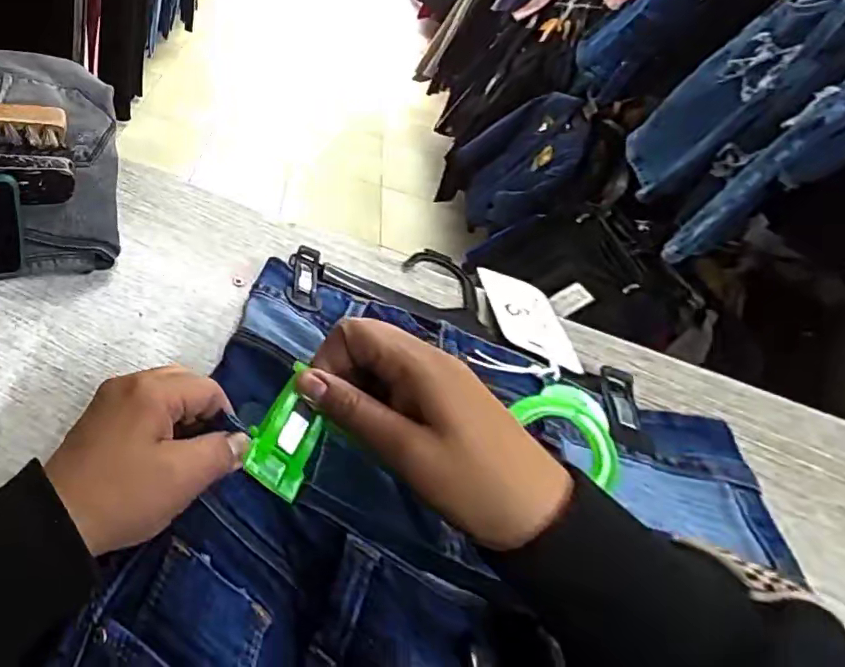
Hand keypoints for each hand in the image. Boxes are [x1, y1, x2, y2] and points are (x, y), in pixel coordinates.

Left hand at [45, 366, 249, 555]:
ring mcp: (111, 396)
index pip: (207, 388)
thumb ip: (218, 453)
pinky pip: (141, 405)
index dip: (225, 418)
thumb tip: (241, 441)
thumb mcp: (181, 478)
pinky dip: (158, 422)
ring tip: (182, 457)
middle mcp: (131, 381)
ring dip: (181, 418)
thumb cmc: (124, 496)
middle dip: (203, 413)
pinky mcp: (98, 416)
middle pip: (184, 383)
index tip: (225, 453)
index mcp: (152, 389)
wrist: (55, 522)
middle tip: (204, 452)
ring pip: (163, 393)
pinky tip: (156, 455)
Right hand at [296, 318, 572, 549]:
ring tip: (362, 433)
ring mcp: (439, 374)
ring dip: (359, 390)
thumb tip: (304, 380)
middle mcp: (428, 356)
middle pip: (366, 342)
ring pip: (381, 363)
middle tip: (338, 422)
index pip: (354, 330)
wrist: (541, 514)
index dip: (328, 360)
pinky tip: (385, 434)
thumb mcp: (405, 449)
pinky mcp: (446, 394)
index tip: (321, 404)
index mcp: (419, 361)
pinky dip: (381, 400)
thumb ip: (353, 410)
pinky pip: (400, 381)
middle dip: (340, 375)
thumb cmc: (471, 482)